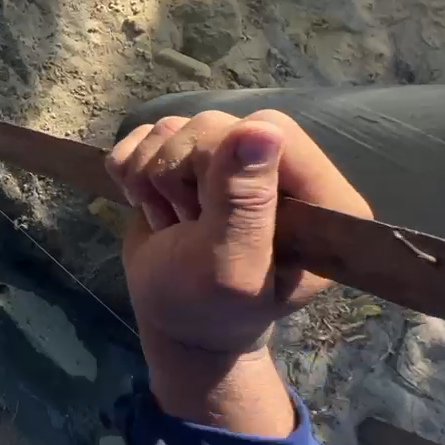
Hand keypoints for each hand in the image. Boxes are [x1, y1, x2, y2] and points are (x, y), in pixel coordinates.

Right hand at [105, 110, 370, 435]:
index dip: (222, 161)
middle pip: (211, 125)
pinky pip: (139, 136)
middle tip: (187, 223)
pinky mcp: (178, 160)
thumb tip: (258, 130)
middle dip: (177, 175)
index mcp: (317, 195)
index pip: (268, 129)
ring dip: (149, 176)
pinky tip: (146, 201)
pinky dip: (127, 169)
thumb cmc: (210, 306)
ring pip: (170, 129)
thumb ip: (244, 204)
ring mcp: (224, 162)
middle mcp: (274, 169)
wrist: (173, 319)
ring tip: (170, 218)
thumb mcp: (230, 268)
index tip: (207, 212)